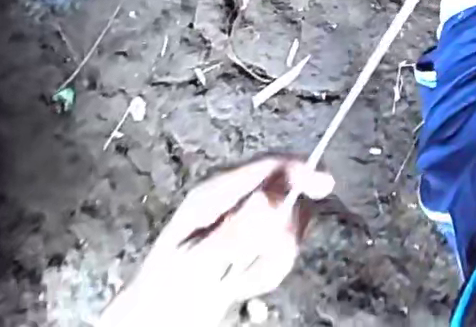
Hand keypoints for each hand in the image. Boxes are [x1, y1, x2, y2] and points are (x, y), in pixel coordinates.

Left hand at [99, 157, 335, 326]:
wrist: (148, 326)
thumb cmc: (162, 298)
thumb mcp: (194, 268)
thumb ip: (233, 234)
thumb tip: (269, 199)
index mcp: (215, 192)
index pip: (271, 165)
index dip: (302, 170)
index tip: (327, 186)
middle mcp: (234, 199)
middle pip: (287, 191)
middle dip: (285, 229)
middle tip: (269, 263)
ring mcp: (244, 220)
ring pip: (289, 220)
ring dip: (276, 255)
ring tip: (245, 285)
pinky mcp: (251, 242)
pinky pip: (281, 244)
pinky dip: (271, 267)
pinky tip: (246, 285)